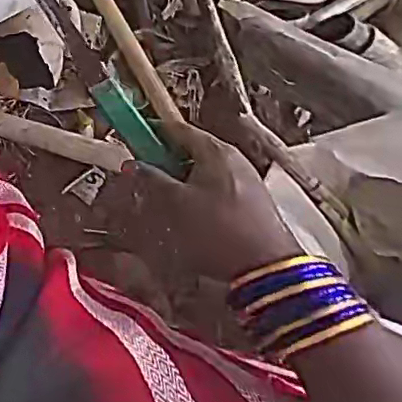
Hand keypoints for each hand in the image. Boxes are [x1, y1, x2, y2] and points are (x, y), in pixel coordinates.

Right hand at [110, 120, 301, 282]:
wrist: (271, 273)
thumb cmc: (218, 230)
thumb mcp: (175, 203)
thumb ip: (150, 178)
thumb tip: (131, 164)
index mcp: (215, 151)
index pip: (176, 128)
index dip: (150, 131)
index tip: (131, 140)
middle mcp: (234, 159)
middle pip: (190, 148)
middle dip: (164, 158)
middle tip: (145, 172)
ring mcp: (247, 179)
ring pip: (203, 168)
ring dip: (181, 176)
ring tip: (165, 195)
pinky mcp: (254, 201)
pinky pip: (217, 184)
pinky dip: (198, 189)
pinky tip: (190, 211)